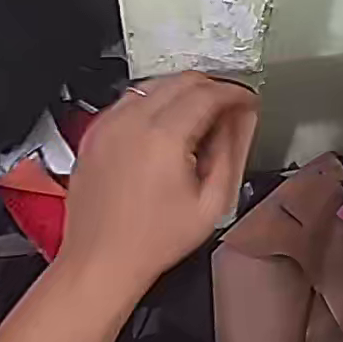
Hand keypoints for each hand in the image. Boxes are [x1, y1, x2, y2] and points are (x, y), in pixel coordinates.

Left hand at [55, 72, 257, 298]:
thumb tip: (241, 121)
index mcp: (163, 137)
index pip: (209, 93)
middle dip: (213, 87)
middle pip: (183, 80)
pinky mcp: (95, 133)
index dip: (236, 93)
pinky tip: (167, 125)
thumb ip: (232, 151)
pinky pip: (130, 100)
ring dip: (184, 91)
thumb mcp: (212, 202)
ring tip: (202, 115)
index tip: (247, 100)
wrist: (102, 261)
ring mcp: (109, 125)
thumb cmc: (151, 241)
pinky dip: (155, 102)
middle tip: (230, 106)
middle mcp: (131, 123)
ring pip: (155, 83)